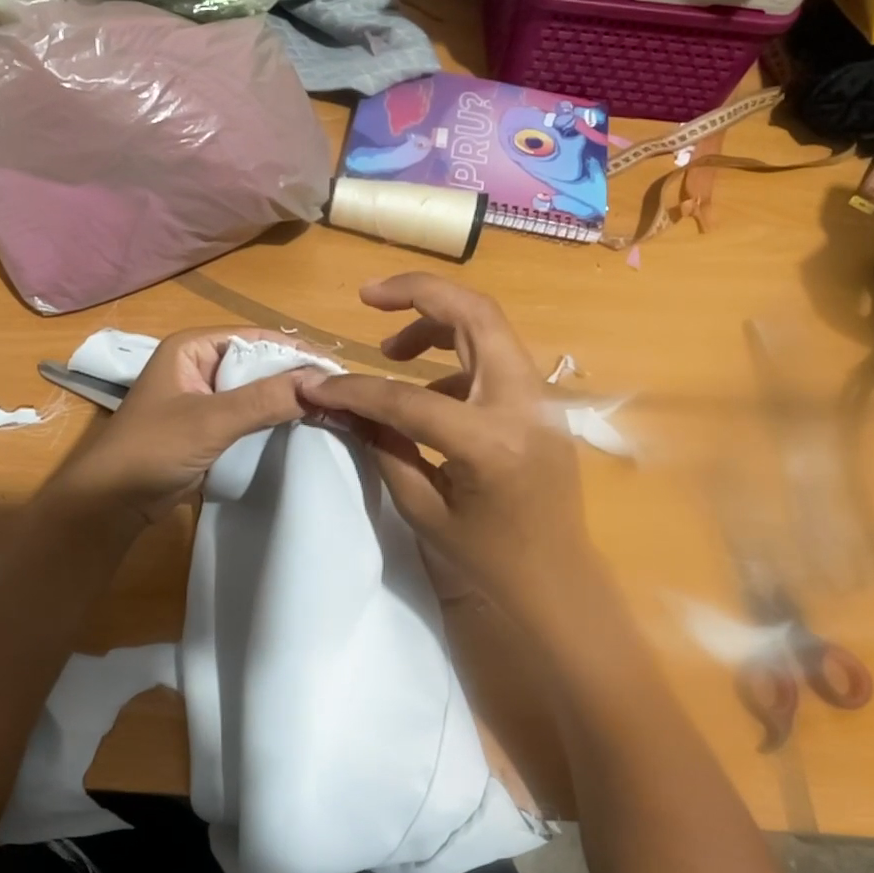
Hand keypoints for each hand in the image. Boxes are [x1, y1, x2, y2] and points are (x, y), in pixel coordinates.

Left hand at [46, 328, 315, 528]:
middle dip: (294, 377)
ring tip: (330, 412)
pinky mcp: (207, 428)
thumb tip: (320, 383)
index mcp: (192, 347)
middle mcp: (198, 365)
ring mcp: (202, 398)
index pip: (256, 338)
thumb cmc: (152, 450)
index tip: (338, 371)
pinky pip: (247, 416)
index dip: (296, 352)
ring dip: (285, 401)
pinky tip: (301, 431)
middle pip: (258, 363)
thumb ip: (264, 400)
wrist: (111, 502)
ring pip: (255, 391)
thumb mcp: (210, 421)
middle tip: (341, 394)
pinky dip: (271, 421)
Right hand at [297, 274, 593, 618]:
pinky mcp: (542, 403)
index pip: (408, 397)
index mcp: (489, 443)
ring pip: (489, 327)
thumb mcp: (424, 511)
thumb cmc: (488, 559)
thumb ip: (385, 448)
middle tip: (368, 296)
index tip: (316, 385)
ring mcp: (540, 399)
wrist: (557, 579)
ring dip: (437, 323)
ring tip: (390, 352)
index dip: (355, 388)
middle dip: (418, 293)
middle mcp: (523, 405)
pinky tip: (429, 390)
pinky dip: (457, 356)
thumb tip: (348, 407)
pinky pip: (497, 357)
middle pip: (474, 314)